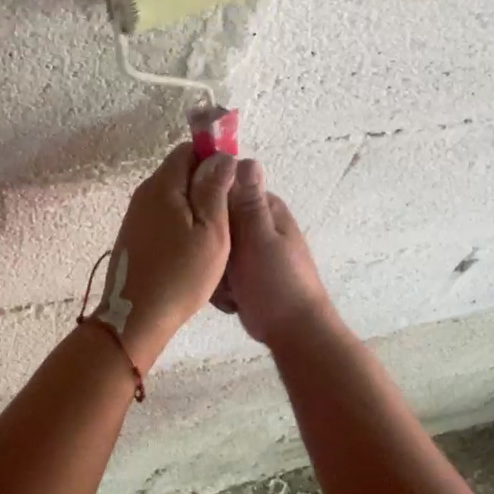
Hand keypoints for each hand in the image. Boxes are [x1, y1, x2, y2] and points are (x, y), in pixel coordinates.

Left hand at [92, 143, 236, 370]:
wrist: (136, 316)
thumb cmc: (181, 275)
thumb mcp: (211, 231)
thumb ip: (214, 189)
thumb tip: (221, 155)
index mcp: (162, 186)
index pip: (188, 151)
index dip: (214, 158)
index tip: (234, 182)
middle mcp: (144, 193)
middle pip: (179, 171)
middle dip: (206, 183)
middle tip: (229, 212)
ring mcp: (137, 214)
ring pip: (172, 194)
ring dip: (195, 205)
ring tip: (217, 232)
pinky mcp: (135, 234)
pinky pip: (164, 214)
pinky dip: (182, 221)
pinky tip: (196, 246)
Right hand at [224, 159, 333, 346]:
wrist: (294, 334)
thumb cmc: (278, 283)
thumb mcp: (260, 238)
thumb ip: (249, 202)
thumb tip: (244, 158)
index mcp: (264, 208)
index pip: (223, 188)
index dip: (207, 202)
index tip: (199, 221)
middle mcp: (256, 223)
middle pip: (214, 219)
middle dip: (210, 243)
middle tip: (217, 263)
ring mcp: (248, 250)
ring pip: (212, 247)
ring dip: (213, 267)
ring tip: (225, 285)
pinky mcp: (242, 273)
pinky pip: (216, 269)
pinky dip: (218, 284)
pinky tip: (227, 297)